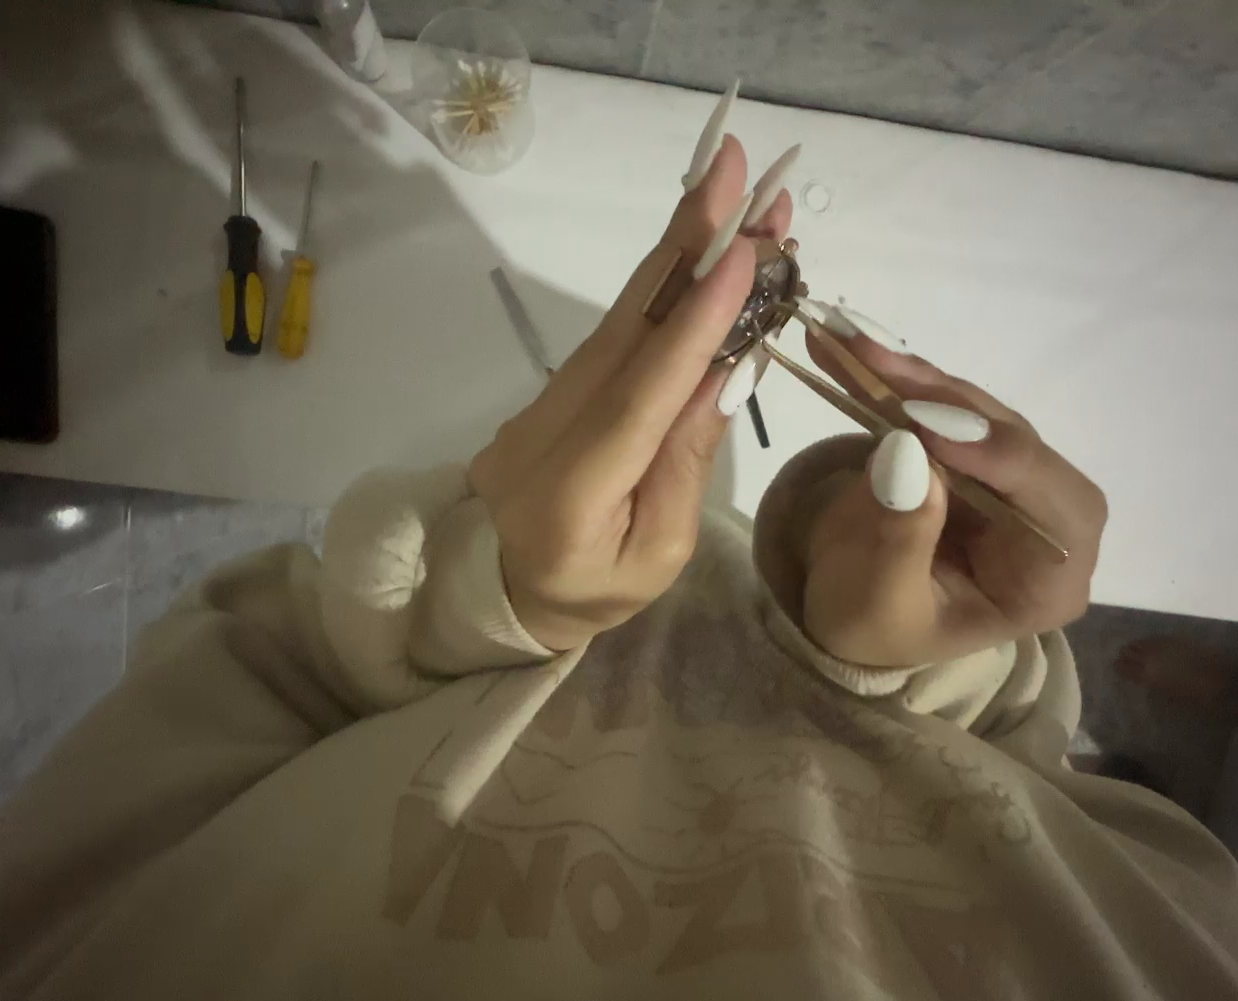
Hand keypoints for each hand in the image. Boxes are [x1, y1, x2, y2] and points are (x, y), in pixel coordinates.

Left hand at [470, 135, 793, 650]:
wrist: (496, 593)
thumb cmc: (591, 591)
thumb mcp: (656, 554)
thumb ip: (683, 466)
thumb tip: (724, 373)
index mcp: (571, 497)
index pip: (638, 399)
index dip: (691, 325)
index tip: (741, 253)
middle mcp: (541, 437)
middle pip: (619, 336)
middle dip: (681, 250)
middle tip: (732, 169)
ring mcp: (534, 409)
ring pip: (612, 325)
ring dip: (673, 257)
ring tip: (726, 193)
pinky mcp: (542, 396)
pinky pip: (605, 340)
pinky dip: (652, 294)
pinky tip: (691, 254)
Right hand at [770, 315, 1106, 667]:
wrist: (842, 617)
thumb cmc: (869, 629)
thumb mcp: (878, 604)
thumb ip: (899, 538)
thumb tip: (904, 451)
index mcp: (1047, 581)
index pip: (1058, 509)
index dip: (1003, 459)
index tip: (928, 430)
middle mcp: (1041, 521)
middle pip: (1015, 445)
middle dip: (943, 404)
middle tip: (876, 367)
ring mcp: (1000, 480)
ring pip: (971, 413)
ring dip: (910, 378)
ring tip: (849, 345)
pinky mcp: (958, 453)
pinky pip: (932, 406)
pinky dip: (889, 378)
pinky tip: (849, 348)